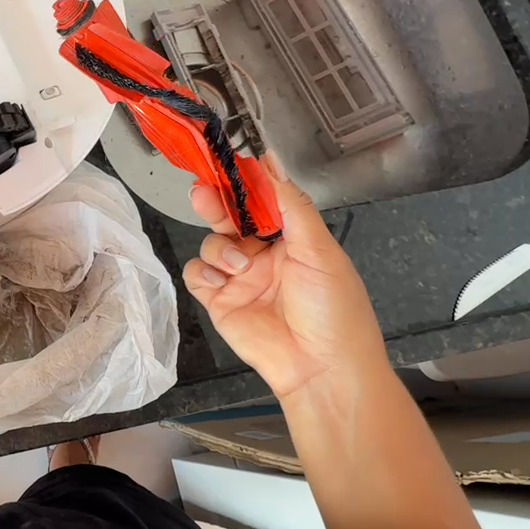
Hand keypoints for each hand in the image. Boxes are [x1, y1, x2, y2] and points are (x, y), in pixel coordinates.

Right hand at [183, 158, 387, 398]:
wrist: (320, 368)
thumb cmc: (332, 307)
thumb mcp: (319, 250)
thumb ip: (291, 204)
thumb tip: (271, 160)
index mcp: (291, 239)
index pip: (260, 202)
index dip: (243, 184)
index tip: (228, 164)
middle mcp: (262, 254)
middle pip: (228, 218)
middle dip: (214, 203)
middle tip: (202, 192)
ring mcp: (238, 277)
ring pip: (210, 244)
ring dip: (219, 249)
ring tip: (239, 267)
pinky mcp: (217, 300)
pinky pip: (197, 274)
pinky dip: (205, 273)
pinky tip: (223, 282)